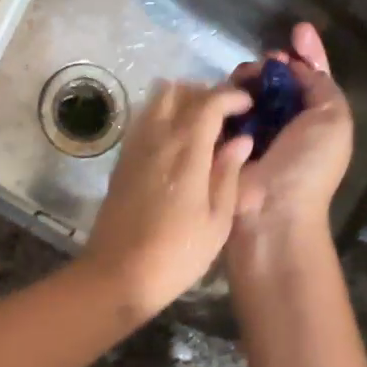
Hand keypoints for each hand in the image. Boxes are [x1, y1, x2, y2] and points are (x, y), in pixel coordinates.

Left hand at [81, 80, 254, 317]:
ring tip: (201, 125)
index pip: (209, 101)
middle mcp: (156, 139)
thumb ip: (229, 174)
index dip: (231, 96)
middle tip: (225, 114)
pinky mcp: (120, 163)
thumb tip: (242, 140)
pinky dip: (160, 118)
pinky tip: (175, 144)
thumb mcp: (217, 221)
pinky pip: (141, 123)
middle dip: (204, 93)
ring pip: (154, 102)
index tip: (249, 105)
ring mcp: (133, 149)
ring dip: (179, 102)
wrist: (118, 275)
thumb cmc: (177, 254)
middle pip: (177, 92)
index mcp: (186, 150)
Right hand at [231, 22, 353, 242]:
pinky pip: (219, 111)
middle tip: (261, 64)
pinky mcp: (221, 143)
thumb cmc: (308, 167)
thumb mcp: (333, 118)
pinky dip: (220, 99)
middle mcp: (283, 124)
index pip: (310, 77)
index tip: (295, 30)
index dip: (305, 51)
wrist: (271, 212)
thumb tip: (296, 64)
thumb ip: (321, 85)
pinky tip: (219, 93)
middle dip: (269, 65)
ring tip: (239, 82)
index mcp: (314, 119)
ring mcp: (250, 134)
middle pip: (273, 81)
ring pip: (244, 93)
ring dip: (243, 80)